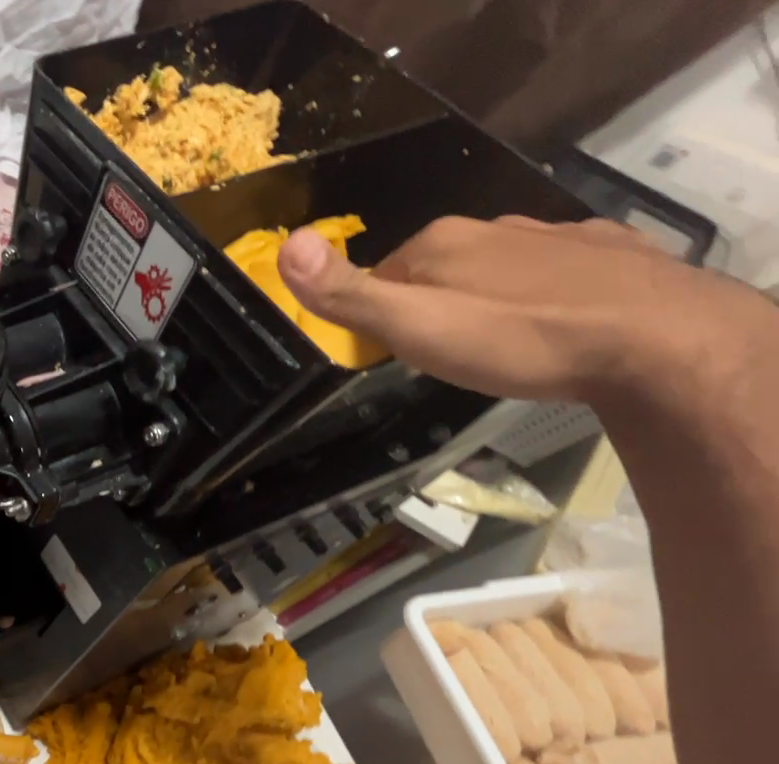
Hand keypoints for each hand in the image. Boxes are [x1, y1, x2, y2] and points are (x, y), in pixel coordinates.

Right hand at [277, 215, 776, 404]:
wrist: (657, 342)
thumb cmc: (516, 338)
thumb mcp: (411, 327)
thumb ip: (346, 294)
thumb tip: (286, 243)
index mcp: (439, 243)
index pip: (382, 274)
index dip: (378, 315)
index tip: (391, 352)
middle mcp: (494, 228)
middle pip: (436, 269)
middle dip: (431, 305)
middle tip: (442, 354)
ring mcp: (555, 236)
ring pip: (496, 268)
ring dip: (485, 299)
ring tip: (498, 345)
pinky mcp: (607, 255)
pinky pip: (555, 270)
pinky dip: (543, 293)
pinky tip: (555, 324)